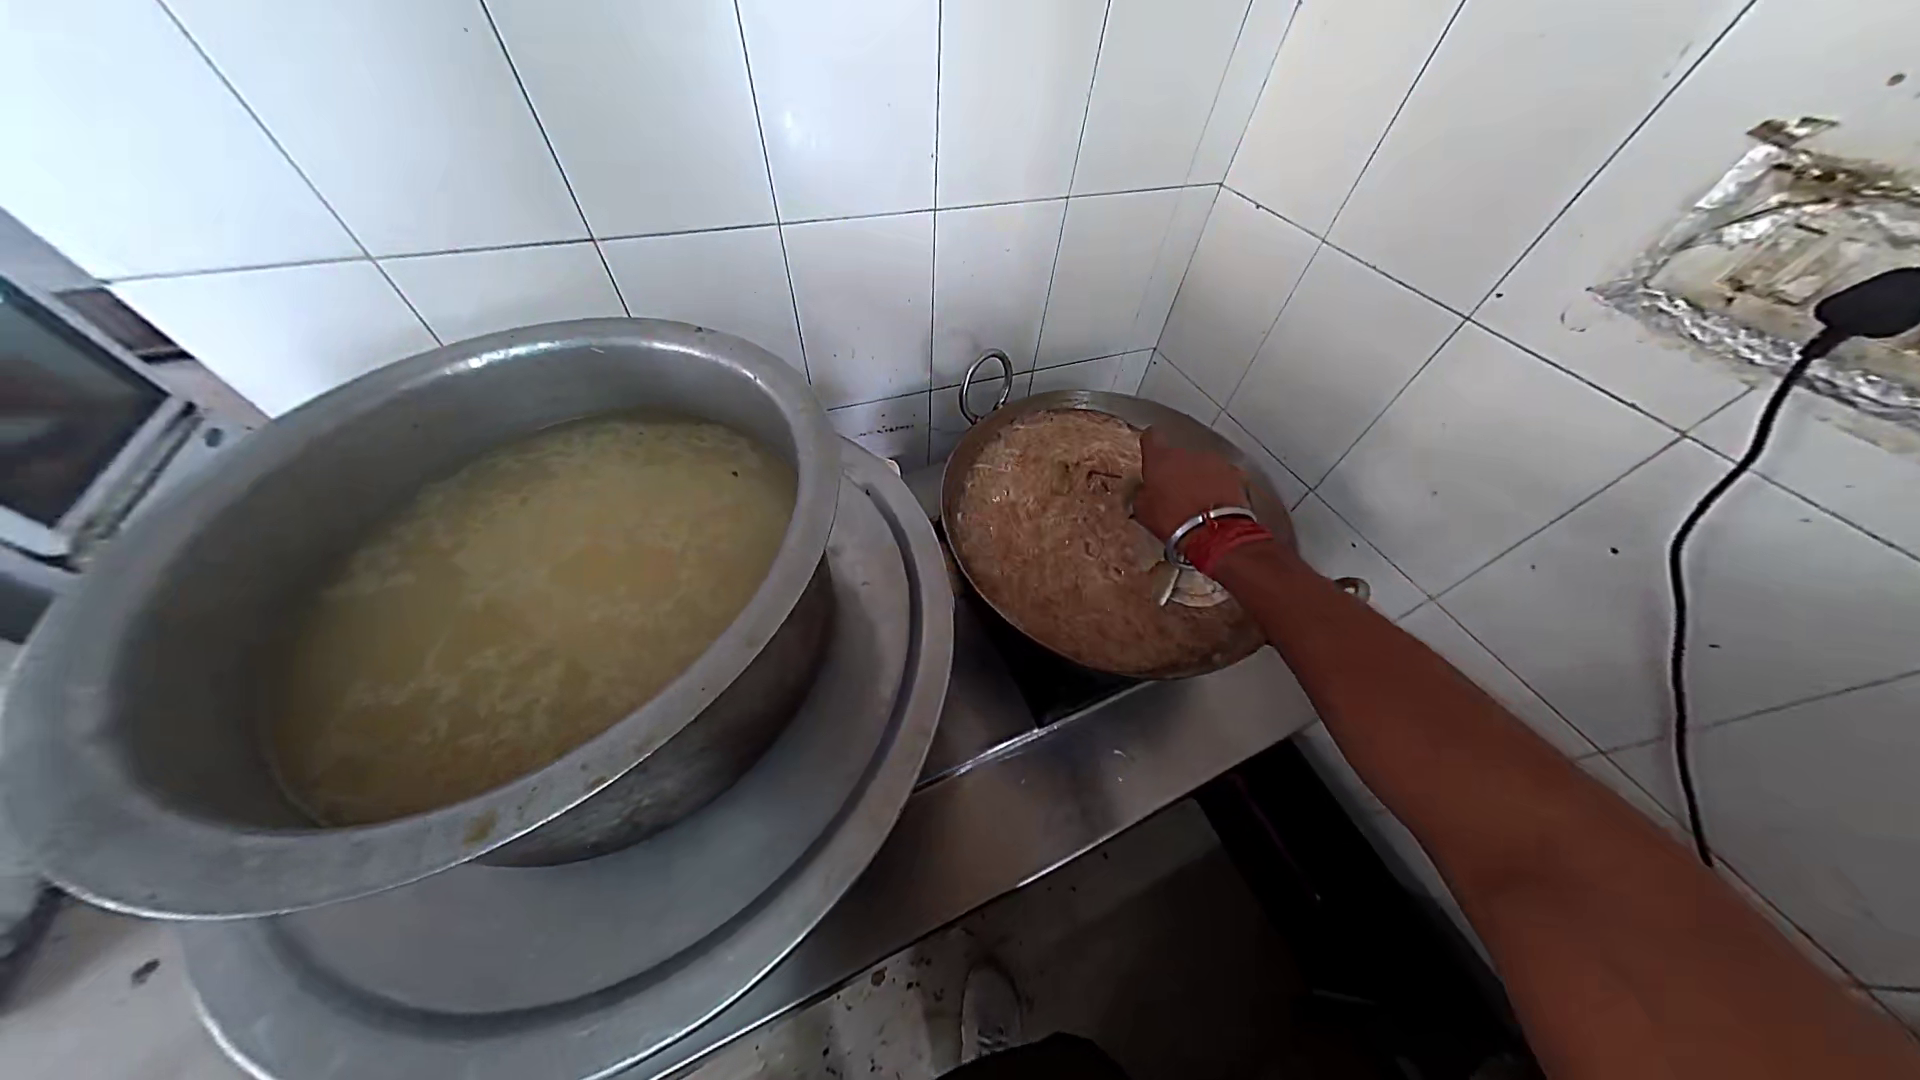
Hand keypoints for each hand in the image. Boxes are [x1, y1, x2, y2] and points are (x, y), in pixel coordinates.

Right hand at [1134, 426, 1295, 551]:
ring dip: (1198, 476)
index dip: (1151, 445)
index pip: (1152, 437)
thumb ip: (1143, 492)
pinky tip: (1216, 502)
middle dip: (1177, 468)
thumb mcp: (1142, 510)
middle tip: (1175, 491)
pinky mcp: (1235, 473)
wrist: (1212, 532)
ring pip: (1201, 464)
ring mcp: (1214, 461)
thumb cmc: (1170, 519)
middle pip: (1179, 454)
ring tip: (1198, 499)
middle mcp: (1187, 452)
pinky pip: (1222, 475)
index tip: (1151, 456)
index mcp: (1161, 458)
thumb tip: (1146, 489)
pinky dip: (1219, 484)